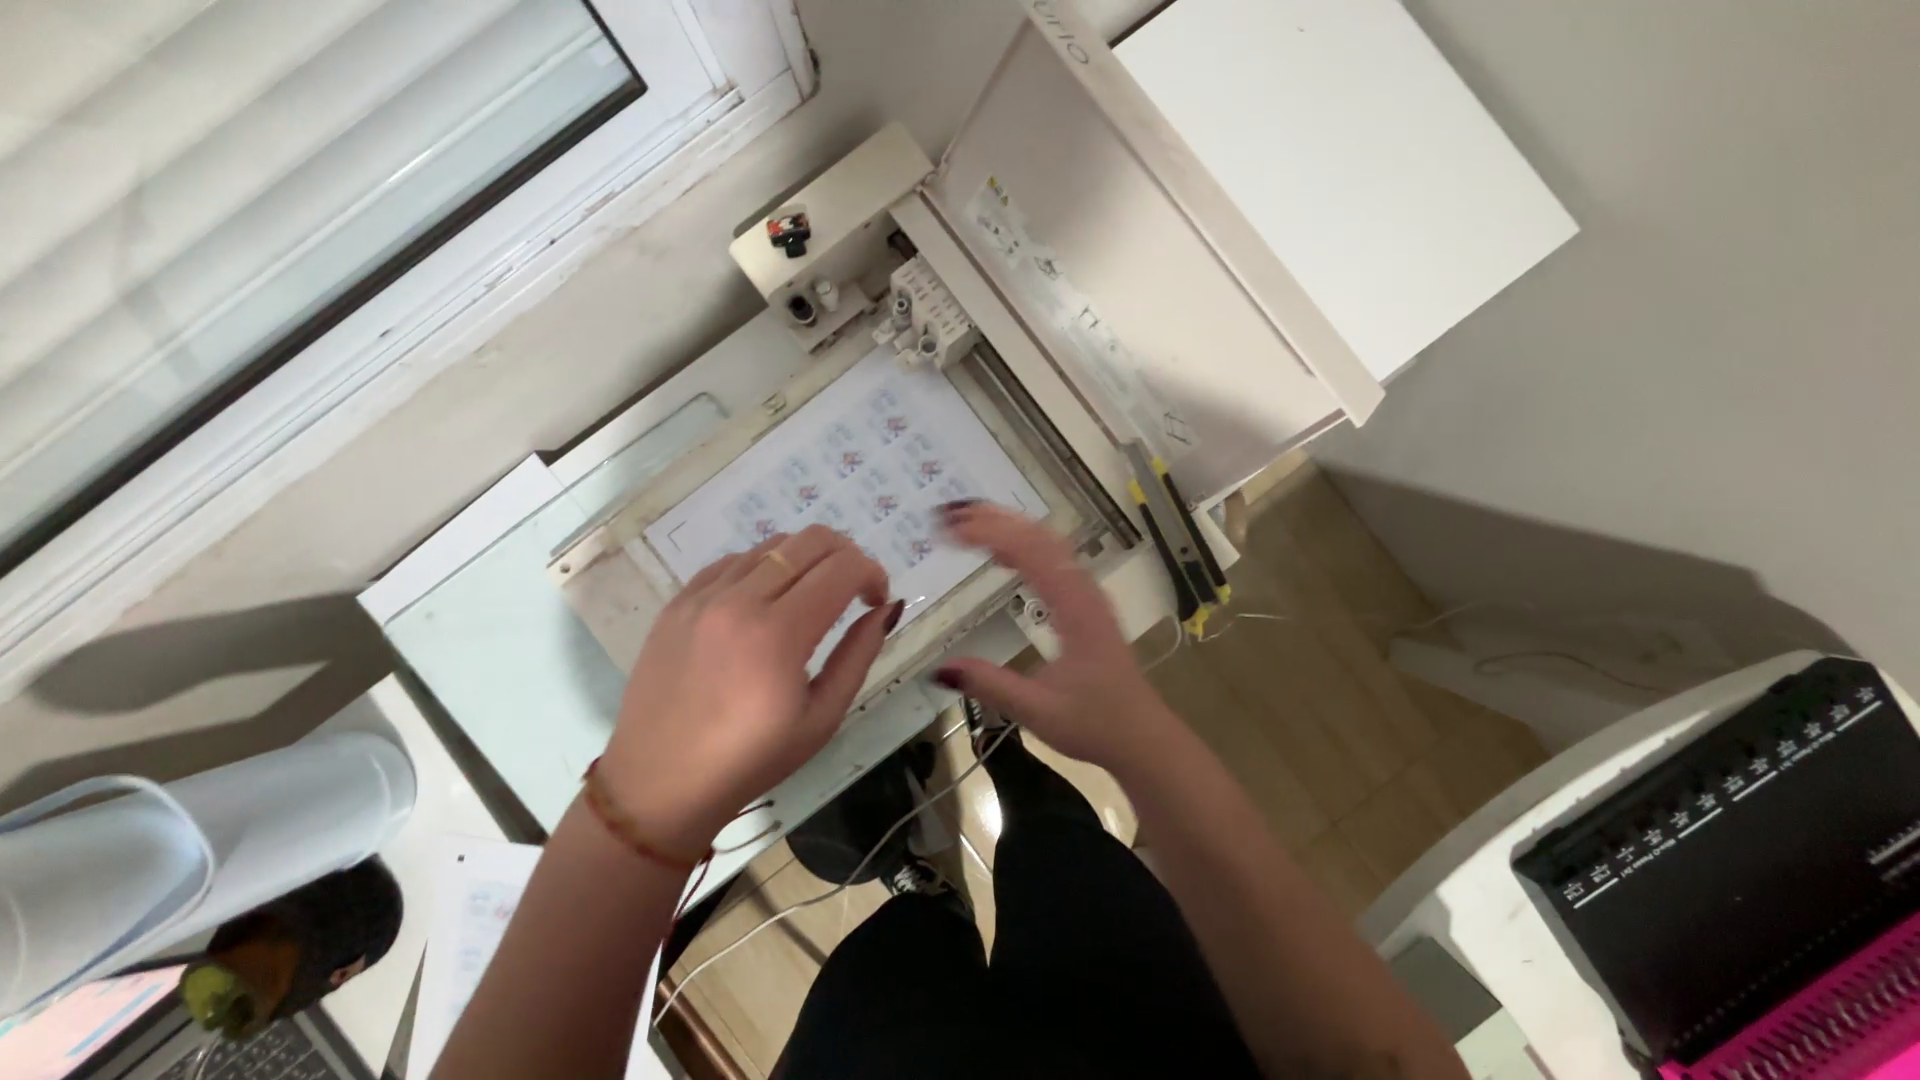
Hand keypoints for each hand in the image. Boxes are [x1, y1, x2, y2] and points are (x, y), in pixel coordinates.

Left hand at [598, 525, 900, 859]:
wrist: (660, 783)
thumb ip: (859, 655)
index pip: (842, 567)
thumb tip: (887, 608)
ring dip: (804, 561)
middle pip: (810, 540)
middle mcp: (739, 600)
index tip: (876, 601)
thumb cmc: (750, 760)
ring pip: (771, 545)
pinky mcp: (678, 602)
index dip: (872, 574)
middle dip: (845, 556)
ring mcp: (702, 597)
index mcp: (779, 634)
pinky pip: (731, 562)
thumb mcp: (821, 719)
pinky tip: (763, 604)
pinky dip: (761, 569)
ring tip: (808, 601)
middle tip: (851, 592)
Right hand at [933, 502, 1177, 774]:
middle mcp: (1084, 592)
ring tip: (968, 521)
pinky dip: (1025, 546)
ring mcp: (1087, 596)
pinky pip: (1054, 561)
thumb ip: (990, 686)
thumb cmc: (1095, 724)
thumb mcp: (1037, 710)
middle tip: (949, 514)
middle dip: (994, 520)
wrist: (1142, 738)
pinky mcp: (1086, 606)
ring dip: (1010, 527)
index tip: (950, 529)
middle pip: (1039, 537)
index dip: (989, 533)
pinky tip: (1002, 553)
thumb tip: (938, 669)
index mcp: (1075, 610)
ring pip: (1049, 544)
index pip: (1030, 554)